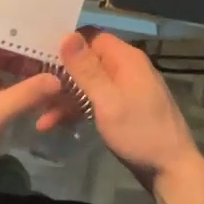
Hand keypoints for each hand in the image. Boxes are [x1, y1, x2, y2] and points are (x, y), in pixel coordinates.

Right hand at [54, 30, 200, 181]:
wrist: (169, 168)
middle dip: (61, 77)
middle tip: (34, 91)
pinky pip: (94, 101)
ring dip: (64, 99)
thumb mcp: (108, 100)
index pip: (92, 37)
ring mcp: (125, 90)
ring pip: (88, 85)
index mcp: (126, 59)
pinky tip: (55, 124)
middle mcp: (126, 69)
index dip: (67, 44)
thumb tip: (67, 35)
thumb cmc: (139, 132)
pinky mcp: (122, 109)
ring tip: (41, 118)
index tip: (39, 56)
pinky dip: (76, 110)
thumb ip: (86, 69)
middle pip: (87, 62)